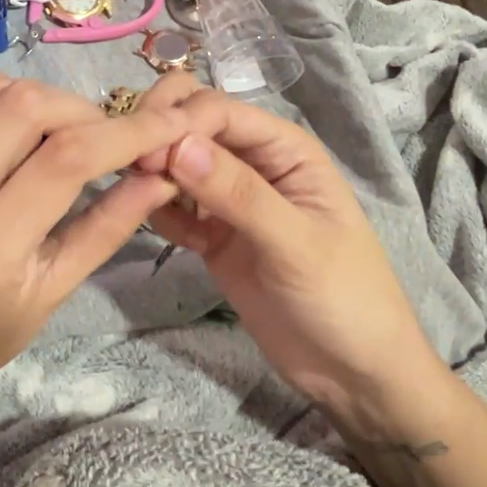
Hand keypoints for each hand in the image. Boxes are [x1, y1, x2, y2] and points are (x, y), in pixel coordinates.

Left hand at [0, 75, 187, 405]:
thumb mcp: (53, 293)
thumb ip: (108, 228)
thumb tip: (160, 176)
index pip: (65, 161)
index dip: (125, 134)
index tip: (166, 126)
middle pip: (26, 107)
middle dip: (85, 109)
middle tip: (112, 137)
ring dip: (51, 100)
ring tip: (76, 132)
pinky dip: (15, 102)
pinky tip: (36, 131)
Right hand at [134, 73, 451, 427]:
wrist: (354, 376)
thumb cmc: (346, 300)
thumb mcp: (297, 245)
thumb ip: (238, 194)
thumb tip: (177, 145)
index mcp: (284, 149)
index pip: (218, 110)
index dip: (179, 123)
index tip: (144, 155)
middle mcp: (253, 162)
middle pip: (191, 125)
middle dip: (158, 139)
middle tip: (132, 170)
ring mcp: (229, 198)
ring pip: (175, 163)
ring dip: (152, 176)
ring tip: (143, 206)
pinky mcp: (211, 233)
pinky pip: (172, 206)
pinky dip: (160, 212)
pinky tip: (171, 237)